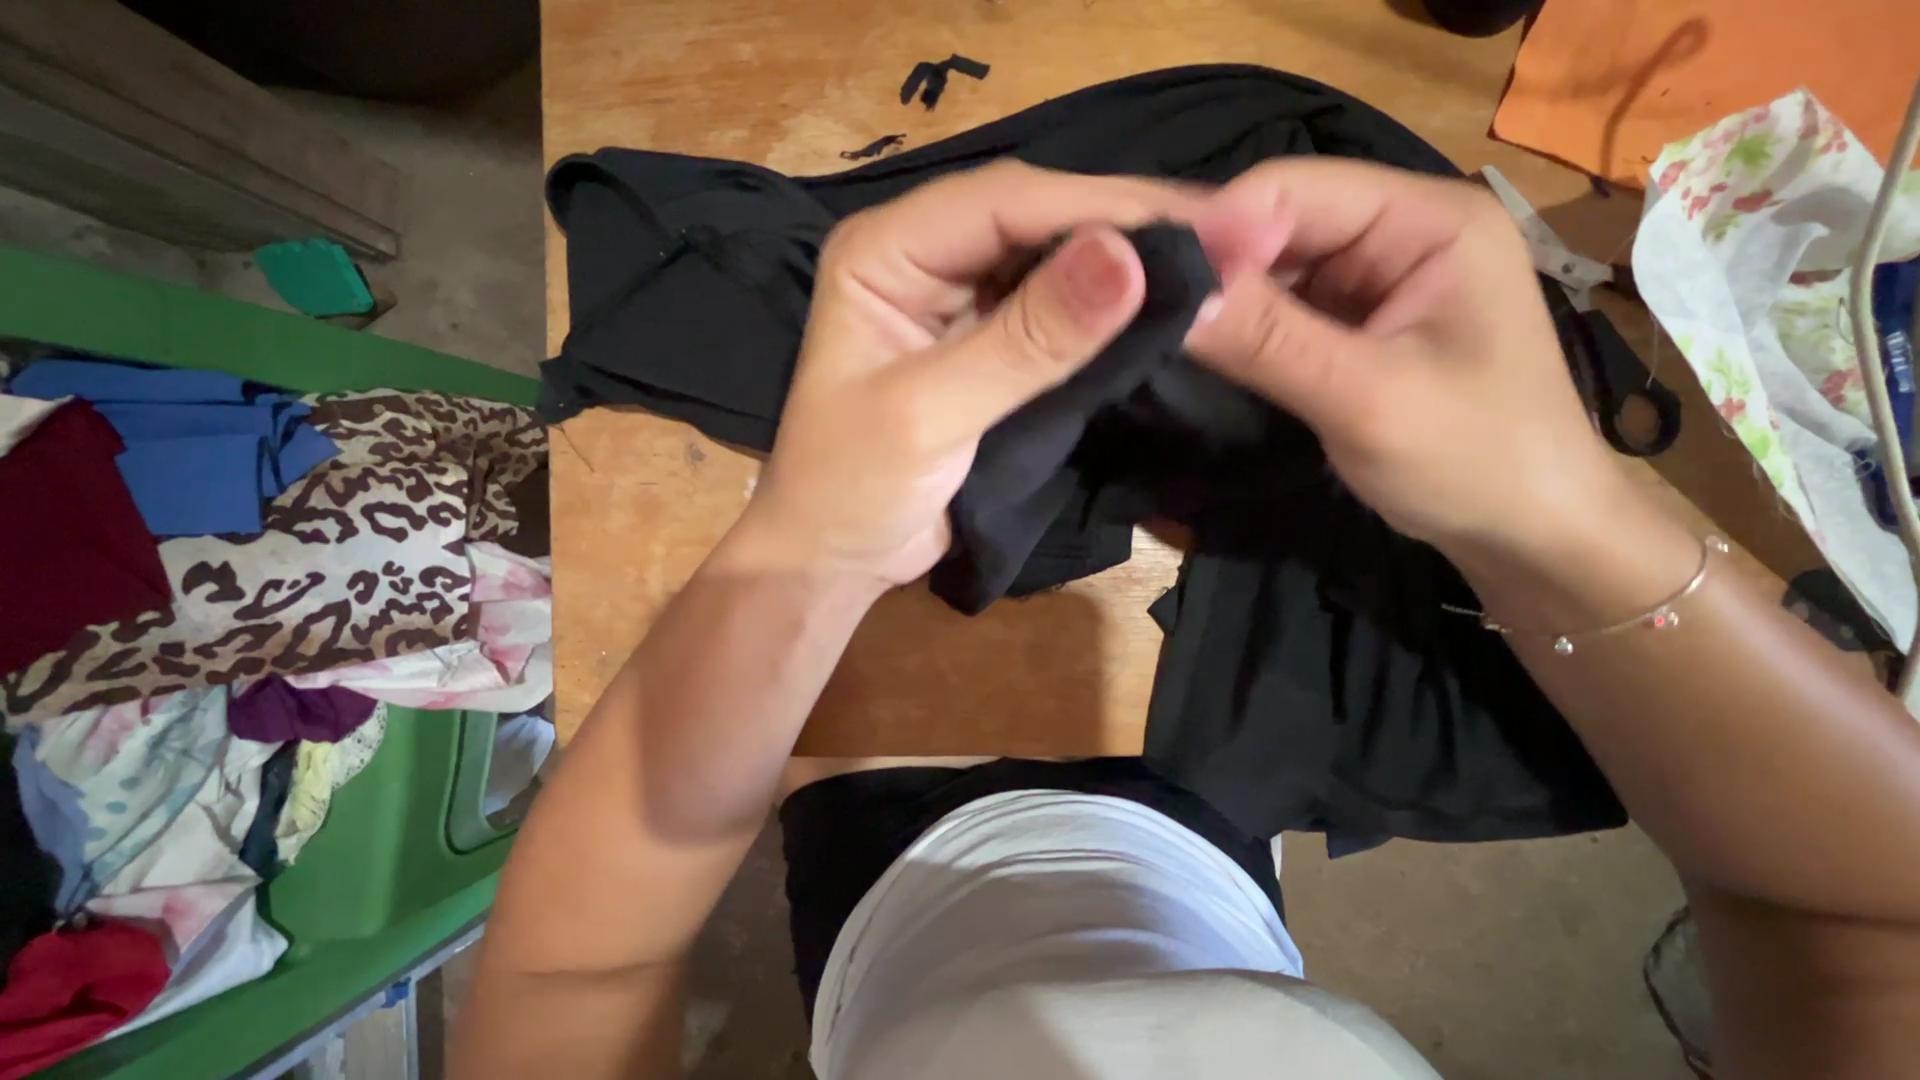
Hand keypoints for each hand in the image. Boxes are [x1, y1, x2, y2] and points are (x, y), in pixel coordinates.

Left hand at [734, 162, 1224, 589]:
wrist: (837, 555)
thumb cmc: (853, 489)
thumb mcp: (931, 414)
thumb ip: (1025, 341)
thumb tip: (1129, 258)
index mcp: (885, 252)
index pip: (1005, 204)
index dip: (1103, 207)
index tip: (1201, 223)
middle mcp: (922, 255)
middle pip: (1036, 217)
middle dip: (1129, 225)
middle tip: (1233, 237)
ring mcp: (956, 298)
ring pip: (1054, 257)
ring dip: (1129, 262)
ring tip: (1220, 261)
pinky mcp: (986, 341)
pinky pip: (1056, 308)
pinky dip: (1109, 307)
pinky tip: (1165, 301)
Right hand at [1185, 159, 1632, 560]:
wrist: (1527, 531)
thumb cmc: (1474, 460)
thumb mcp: (1367, 400)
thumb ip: (1269, 342)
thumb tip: (1164, 292)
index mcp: (1427, 220)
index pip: (1293, 190)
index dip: (1216, 229)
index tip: (1142, 282)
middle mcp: (1397, 232)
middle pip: (1277, 223)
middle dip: (1211, 264)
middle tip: (1133, 309)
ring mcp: (1374, 279)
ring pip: (1269, 267)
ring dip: (1218, 298)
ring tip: (1152, 329)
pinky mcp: (1353, 324)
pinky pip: (1277, 309)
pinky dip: (1238, 327)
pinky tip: (1199, 347)